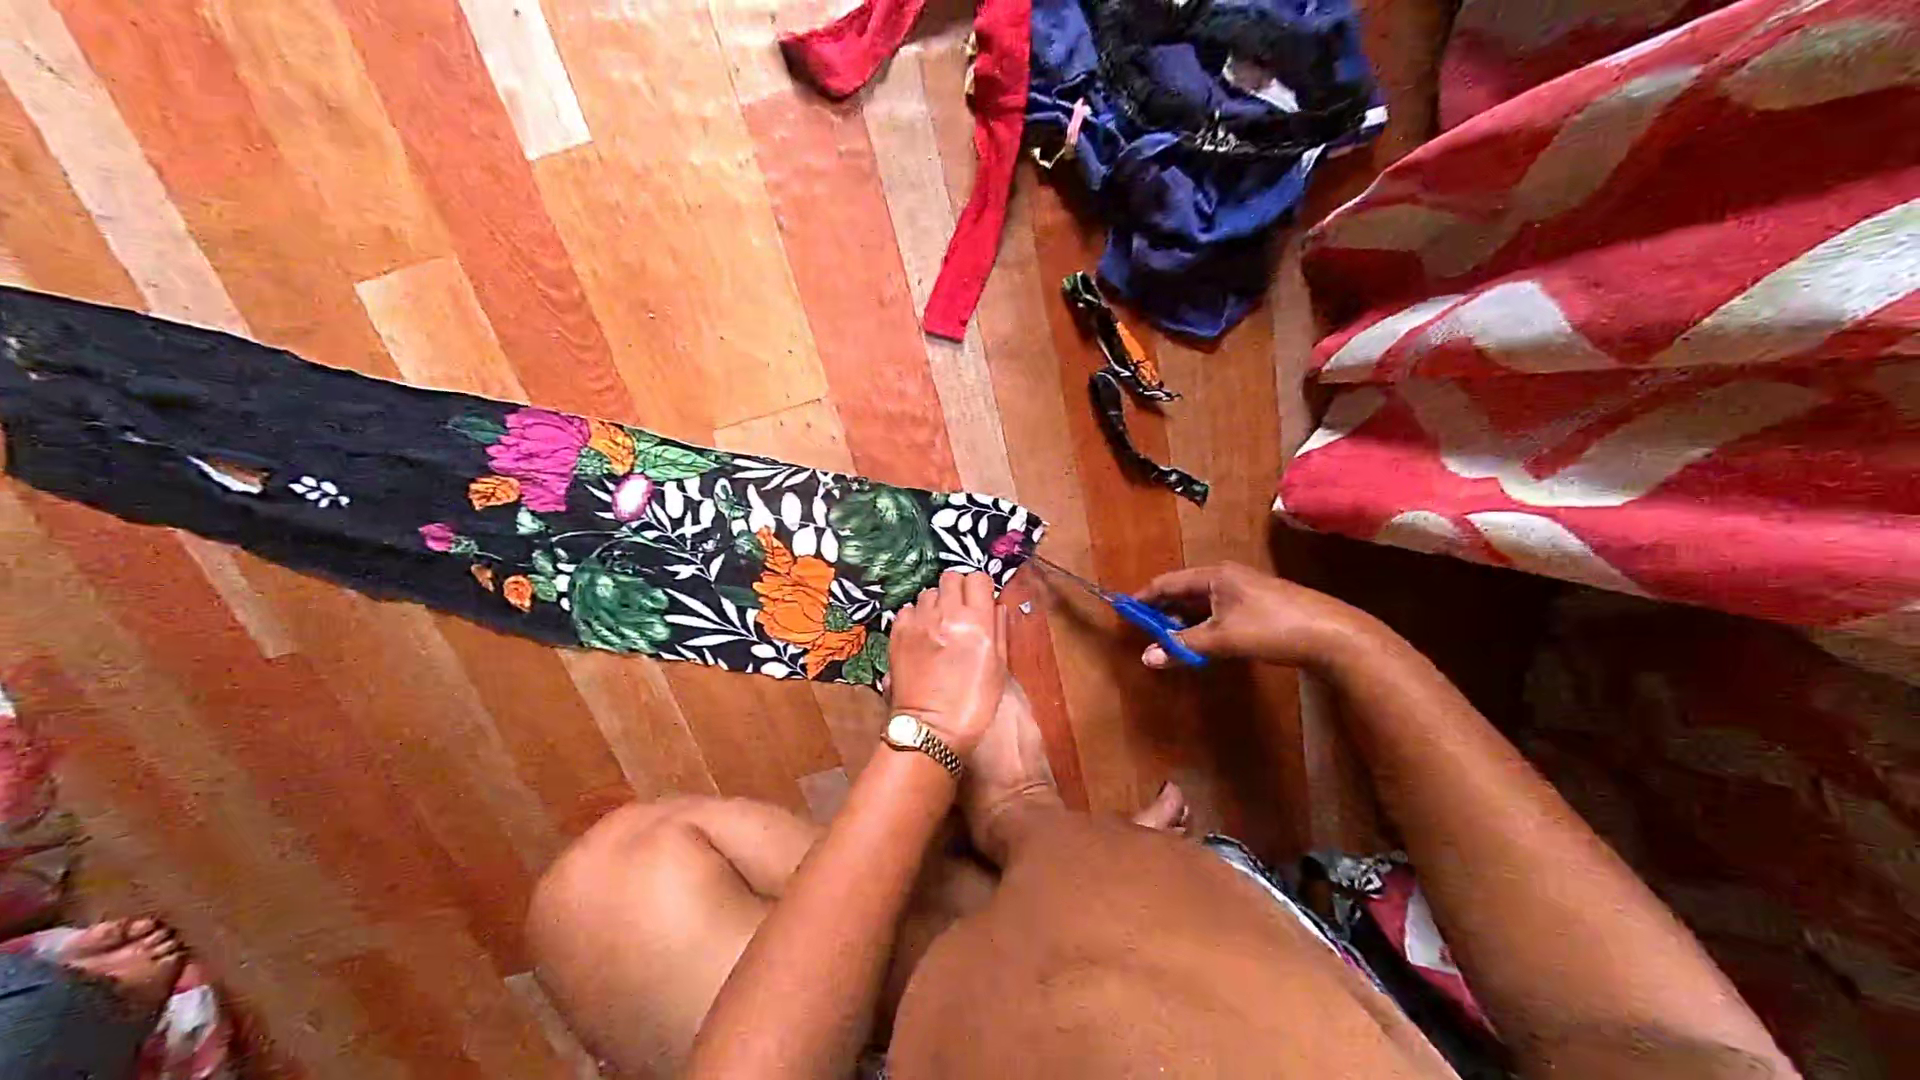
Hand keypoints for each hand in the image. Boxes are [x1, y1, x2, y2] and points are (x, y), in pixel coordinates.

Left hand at [887, 570, 1008, 754]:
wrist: (931, 729)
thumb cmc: (974, 704)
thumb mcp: (999, 668)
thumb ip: (999, 630)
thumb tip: (996, 606)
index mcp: (977, 621)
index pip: (978, 578)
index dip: (980, 589)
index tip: (980, 602)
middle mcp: (947, 613)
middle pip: (951, 577)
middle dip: (958, 590)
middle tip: (960, 611)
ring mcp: (919, 621)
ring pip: (928, 592)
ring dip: (936, 603)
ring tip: (939, 626)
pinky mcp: (898, 632)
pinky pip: (908, 610)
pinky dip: (916, 617)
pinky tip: (921, 636)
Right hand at [1134, 562, 1381, 670]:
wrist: (1333, 634)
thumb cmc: (1271, 628)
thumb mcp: (1222, 639)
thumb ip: (1183, 646)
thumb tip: (1147, 657)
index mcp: (1214, 576)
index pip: (1167, 582)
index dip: (1144, 597)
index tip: (1124, 611)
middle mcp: (1227, 576)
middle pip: (1184, 591)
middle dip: (1163, 610)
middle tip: (1145, 631)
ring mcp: (1245, 589)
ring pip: (1202, 602)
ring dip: (1184, 619)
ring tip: (1169, 639)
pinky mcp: (1259, 604)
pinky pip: (1218, 610)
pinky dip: (1203, 623)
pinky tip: (1202, 641)